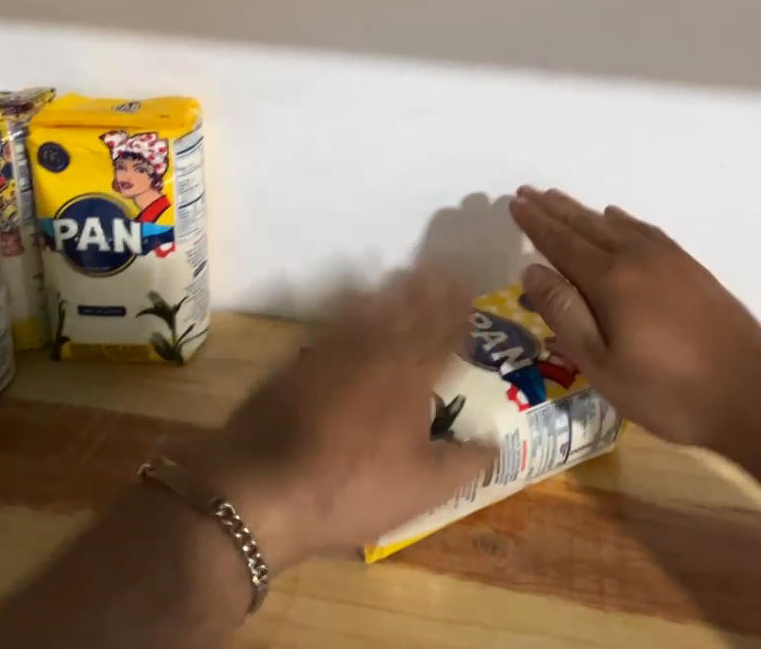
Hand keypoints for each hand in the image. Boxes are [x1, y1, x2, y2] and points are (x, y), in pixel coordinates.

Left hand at [187, 270, 495, 567]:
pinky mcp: (301, 358)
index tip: (469, 294)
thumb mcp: (421, 490)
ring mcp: (334, 351)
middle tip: (441, 270)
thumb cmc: (351, 488)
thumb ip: (464, 463)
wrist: (263, 486)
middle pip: (409, 312)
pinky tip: (352, 298)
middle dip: (428, 291)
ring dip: (392, 290)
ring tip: (404, 275)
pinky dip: (350, 302)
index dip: (458, 315)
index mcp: (412, 379)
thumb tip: (496, 442)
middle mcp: (376, 353)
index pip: (443, 337)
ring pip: (372, 309)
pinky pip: (335, 319)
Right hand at [508, 186, 760, 455]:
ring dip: (584, 211)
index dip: (535, 223)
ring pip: (615, 225)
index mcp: (609, 280)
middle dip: (554, 209)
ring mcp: (668, 260)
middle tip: (529, 192)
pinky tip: (617, 219)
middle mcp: (636, 258)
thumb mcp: (602, 365)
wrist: (754, 395)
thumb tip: (531, 270)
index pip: (561, 242)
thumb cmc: (668, 391)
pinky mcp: (691, 269)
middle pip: (585, 225)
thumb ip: (564, 314)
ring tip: (562, 201)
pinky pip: (646, 231)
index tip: (515, 202)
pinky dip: (623, 221)